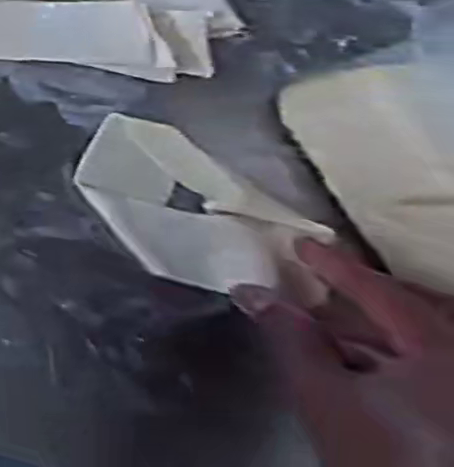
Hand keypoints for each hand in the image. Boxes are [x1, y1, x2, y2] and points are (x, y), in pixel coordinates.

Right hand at [234, 239, 453, 466]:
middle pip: (433, 316)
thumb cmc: (381, 451)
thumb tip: (257, 294)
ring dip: (387, 332)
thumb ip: (289, 334)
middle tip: (334, 278)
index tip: (304, 246)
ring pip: (438, 348)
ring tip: (337, 330)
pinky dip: (406, 360)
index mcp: (449, 355)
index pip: (387, 296)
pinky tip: (368, 369)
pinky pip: (443, 373)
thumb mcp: (320, 389)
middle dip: (381, 296)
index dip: (338, 268)